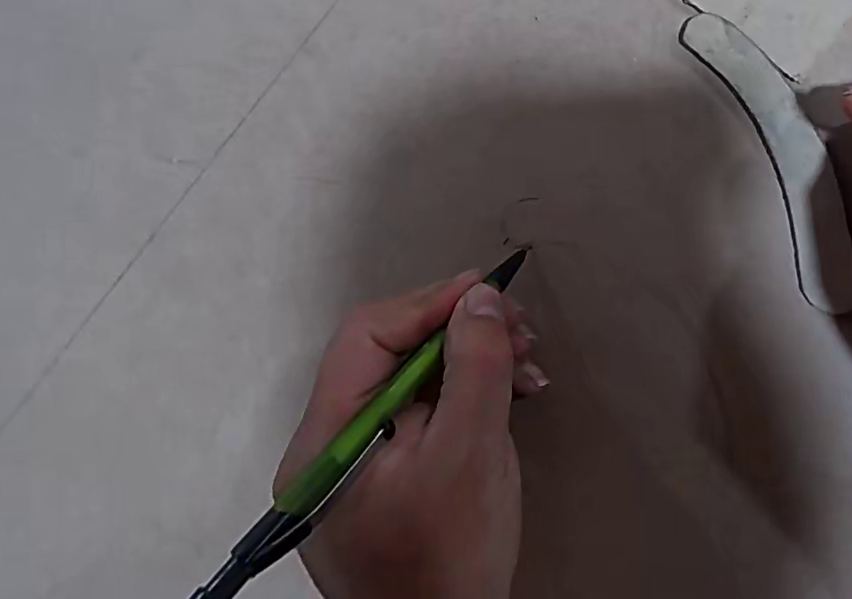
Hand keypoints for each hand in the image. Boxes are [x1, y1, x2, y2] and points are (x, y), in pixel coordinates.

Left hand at [277, 272, 546, 598]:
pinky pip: (429, 400)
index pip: (367, 336)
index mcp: (326, 437)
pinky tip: (514, 383)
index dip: (427, 303)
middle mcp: (333, 438)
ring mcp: (364, 451)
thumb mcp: (470, 455)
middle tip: (516, 324)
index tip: (483, 290)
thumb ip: (476, 367)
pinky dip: (472, 384)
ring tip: (525, 354)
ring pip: (416, 371)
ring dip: (474, 352)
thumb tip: (480, 296)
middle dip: (459, 328)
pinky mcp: (395, 461)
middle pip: (393, 349)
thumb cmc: (450, 561)